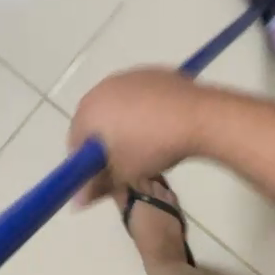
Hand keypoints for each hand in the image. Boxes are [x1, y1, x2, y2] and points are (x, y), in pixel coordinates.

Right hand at [69, 67, 213, 203]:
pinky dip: (140, 108)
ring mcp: (127, 76)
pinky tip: (159, 123)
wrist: (199, 116)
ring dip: (121, 123)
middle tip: (121, 160)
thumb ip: (96, 186)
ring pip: (114, 105)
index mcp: (88, 111)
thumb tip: (77, 202)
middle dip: (102, 140)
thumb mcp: (123, 173)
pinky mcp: (150, 72)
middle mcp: (101, 88)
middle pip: (92, 119)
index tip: (101, 175)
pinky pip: (136, 94)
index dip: (85, 162)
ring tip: (144, 141)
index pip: (75, 141)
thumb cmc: (153, 146)